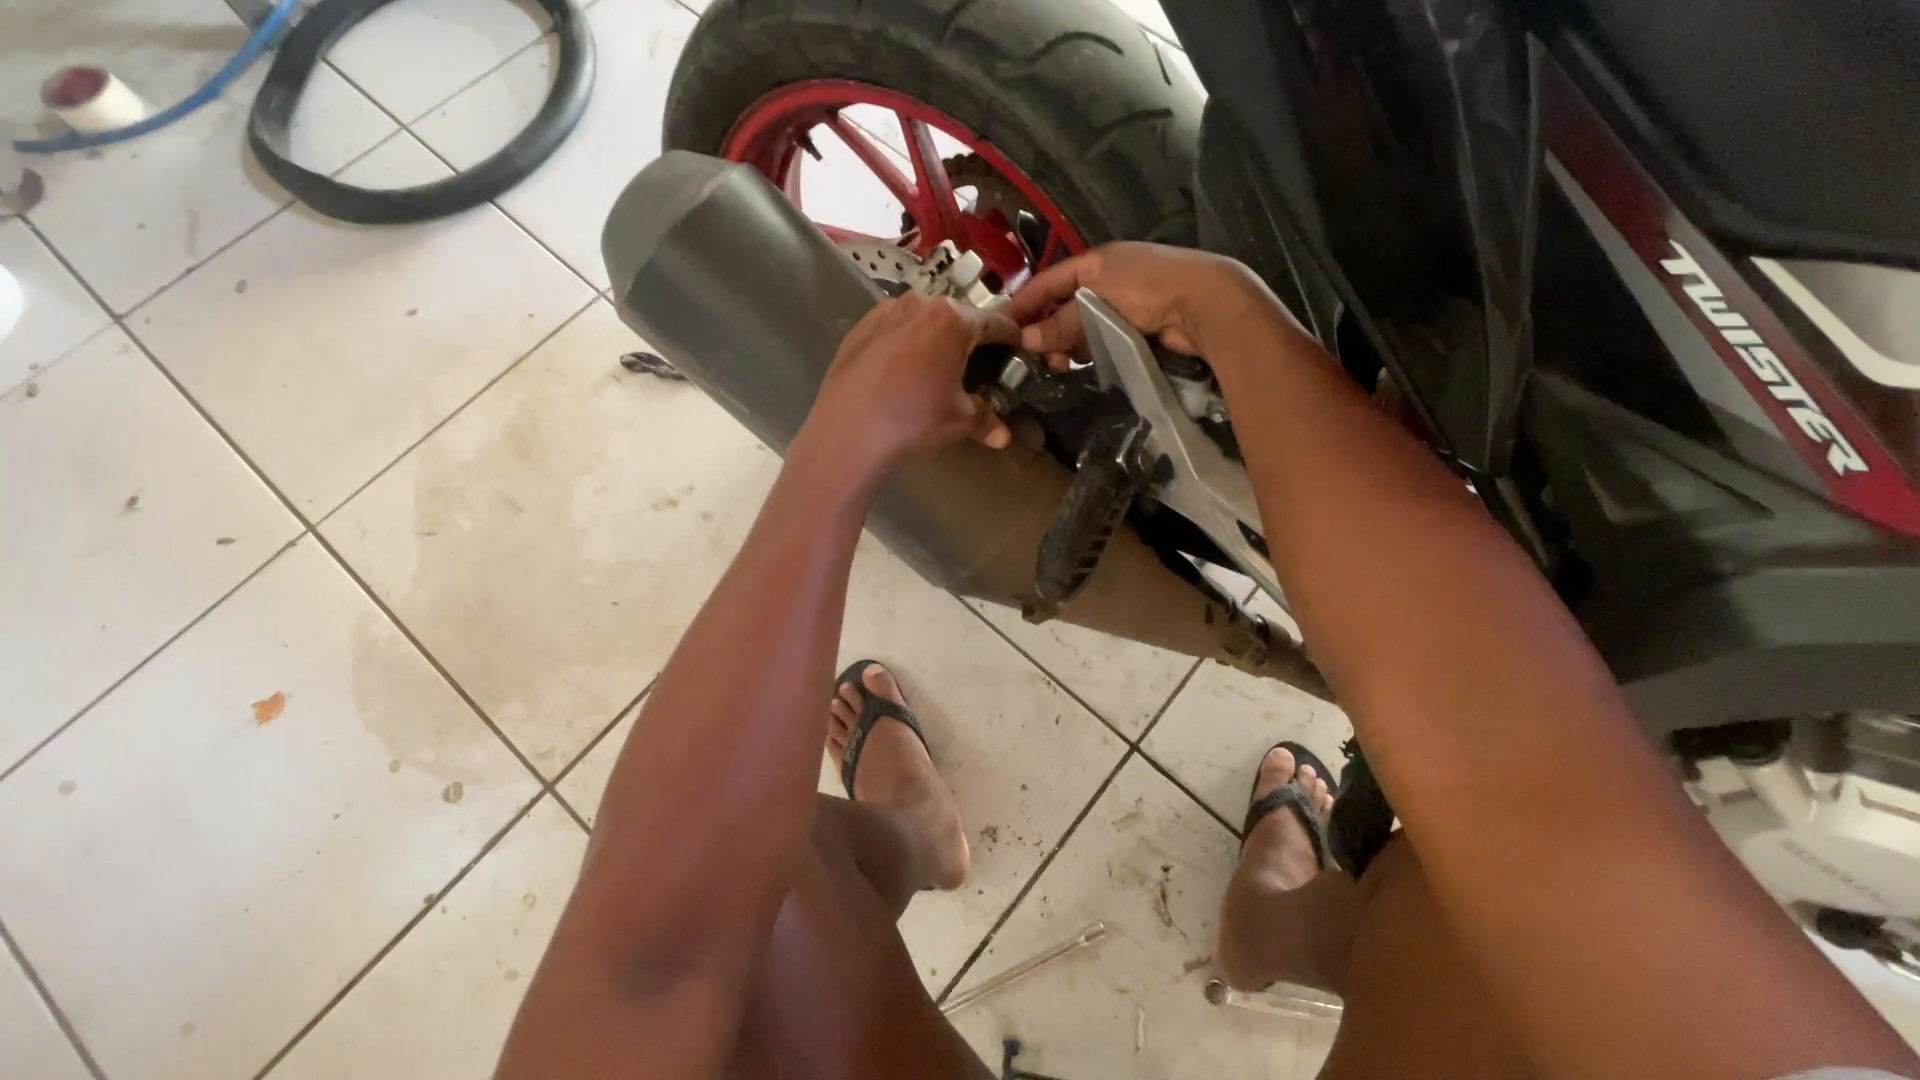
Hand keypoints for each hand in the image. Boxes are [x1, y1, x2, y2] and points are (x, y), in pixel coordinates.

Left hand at [799, 291, 1019, 470]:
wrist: (848, 430)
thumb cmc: (914, 420)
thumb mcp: (959, 420)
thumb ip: (985, 419)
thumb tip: (1003, 437)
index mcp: (954, 319)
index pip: (994, 322)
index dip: (1010, 335)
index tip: (1017, 345)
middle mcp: (921, 304)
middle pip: (956, 315)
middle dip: (970, 336)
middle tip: (977, 360)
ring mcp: (885, 312)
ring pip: (922, 318)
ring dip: (935, 335)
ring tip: (937, 363)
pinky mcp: (859, 327)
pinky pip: (894, 328)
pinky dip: (905, 342)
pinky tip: (902, 368)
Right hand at [1005, 242, 1288, 367]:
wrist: (1206, 302)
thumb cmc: (1149, 288)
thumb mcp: (1096, 299)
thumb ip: (1061, 321)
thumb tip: (1027, 341)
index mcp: (1095, 261)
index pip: (1048, 280)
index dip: (1024, 301)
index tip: (1001, 325)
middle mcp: (1108, 278)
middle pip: (1063, 306)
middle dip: (1046, 331)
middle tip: (1037, 357)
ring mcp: (1125, 303)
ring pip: (1082, 326)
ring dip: (1068, 345)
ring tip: (1061, 366)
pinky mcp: (1139, 327)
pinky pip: (1103, 340)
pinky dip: (1090, 351)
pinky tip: (1083, 364)